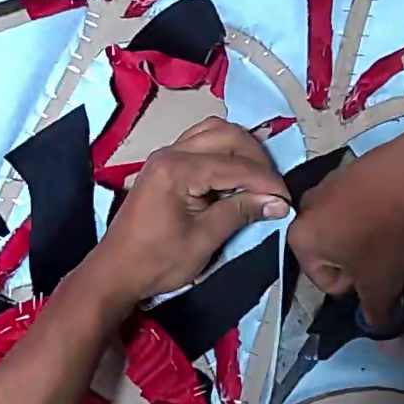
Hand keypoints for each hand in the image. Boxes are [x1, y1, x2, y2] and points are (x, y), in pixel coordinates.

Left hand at [81, 117, 289, 306]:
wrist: (116, 272)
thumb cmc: (159, 261)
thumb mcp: (205, 239)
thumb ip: (242, 212)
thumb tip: (279, 203)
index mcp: (178, 169)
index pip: (235, 165)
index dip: (266, 181)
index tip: (287, 200)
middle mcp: (170, 152)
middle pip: (227, 135)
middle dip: (257, 158)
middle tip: (273, 188)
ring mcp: (165, 154)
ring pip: (214, 130)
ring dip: (241, 148)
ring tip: (258, 177)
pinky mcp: (165, 162)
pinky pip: (201, 140)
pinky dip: (224, 150)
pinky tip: (235, 172)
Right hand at [288, 122, 403, 328]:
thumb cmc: (388, 237)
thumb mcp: (383, 283)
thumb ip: (378, 312)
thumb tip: (388, 347)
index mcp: (301, 238)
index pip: (324, 281)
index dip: (358, 287)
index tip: (380, 277)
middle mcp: (309, 205)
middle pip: (335, 249)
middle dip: (362, 259)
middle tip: (391, 259)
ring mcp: (333, 179)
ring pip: (353, 222)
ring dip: (374, 233)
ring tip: (403, 232)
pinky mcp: (361, 163)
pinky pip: (369, 198)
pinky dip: (385, 207)